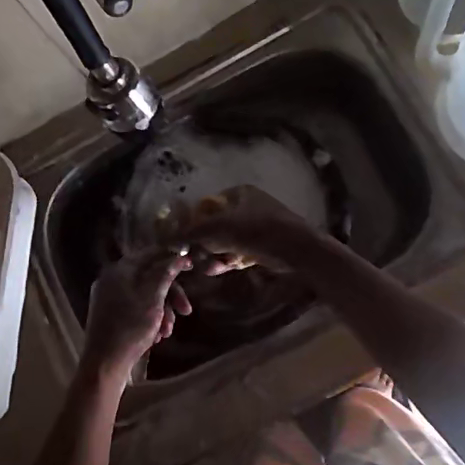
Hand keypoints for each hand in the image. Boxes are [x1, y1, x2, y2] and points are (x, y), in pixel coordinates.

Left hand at [83, 247, 193, 376]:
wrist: (104, 364)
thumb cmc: (130, 328)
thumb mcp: (153, 298)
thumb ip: (165, 273)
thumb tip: (178, 256)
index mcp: (119, 270)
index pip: (151, 254)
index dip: (173, 258)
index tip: (192, 266)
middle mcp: (112, 279)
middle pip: (150, 278)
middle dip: (171, 295)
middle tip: (186, 312)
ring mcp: (109, 298)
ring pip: (146, 296)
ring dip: (162, 312)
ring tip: (167, 332)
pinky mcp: (110, 315)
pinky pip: (136, 309)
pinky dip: (150, 319)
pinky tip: (156, 336)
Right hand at [180, 185, 322, 273]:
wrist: (297, 249)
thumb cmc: (257, 229)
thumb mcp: (219, 227)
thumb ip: (191, 232)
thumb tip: (167, 240)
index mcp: (237, 194)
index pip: (206, 206)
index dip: (191, 223)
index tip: (180, 241)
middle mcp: (246, 208)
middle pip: (214, 227)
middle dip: (202, 243)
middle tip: (191, 257)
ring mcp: (255, 229)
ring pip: (225, 243)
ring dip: (213, 255)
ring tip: (205, 267)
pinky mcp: (261, 248)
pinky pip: (237, 254)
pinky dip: (226, 262)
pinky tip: (217, 270)